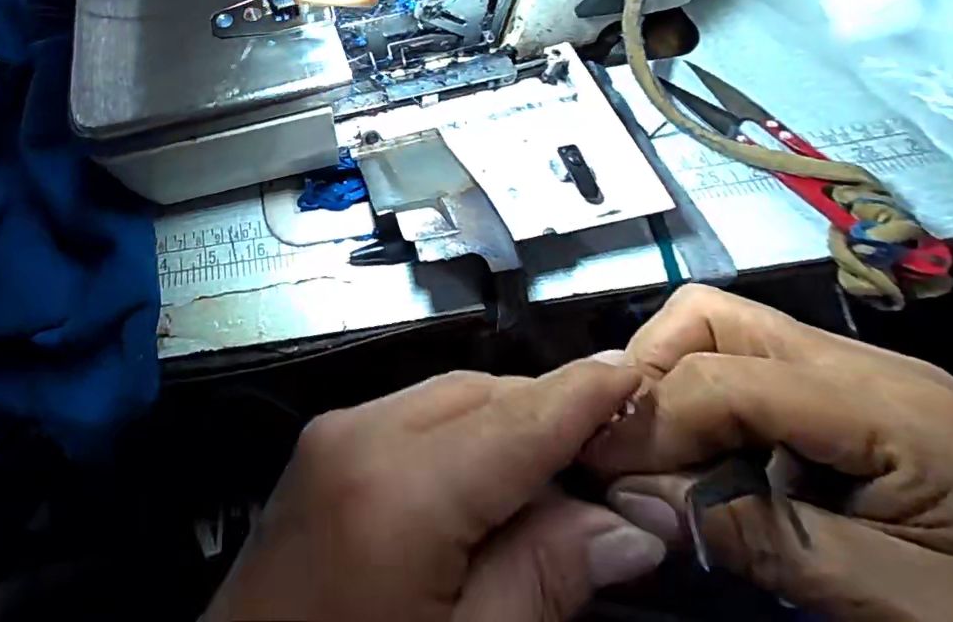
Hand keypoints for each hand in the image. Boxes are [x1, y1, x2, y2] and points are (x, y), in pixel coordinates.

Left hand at [203, 358, 666, 621]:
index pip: (512, 421)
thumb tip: (622, 524)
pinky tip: (494, 473)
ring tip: (568, 464)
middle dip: (548, 408)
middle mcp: (355, 436)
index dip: (581, 396)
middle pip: (474, 394)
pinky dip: (460, 431)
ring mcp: (330, 435)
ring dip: (505, 418)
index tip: (631, 376)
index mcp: (395, 487)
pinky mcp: (321, 447)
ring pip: (441, 397)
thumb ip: (543, 576)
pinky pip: (406, 415)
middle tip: (617, 446)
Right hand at [585, 284, 952, 621]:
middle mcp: (865, 368)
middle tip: (636, 446)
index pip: (720, 375)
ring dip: (672, 385)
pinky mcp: (856, 402)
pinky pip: (749, 372)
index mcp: (891, 405)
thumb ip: (761, 538)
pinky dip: (710, 407)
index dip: (651, 420)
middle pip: (708, 317)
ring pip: (718, 332)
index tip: (611, 473)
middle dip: (649, 372)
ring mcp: (862, 379)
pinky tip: (723, 465)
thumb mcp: (908, 603)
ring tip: (671, 455)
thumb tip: (633, 494)